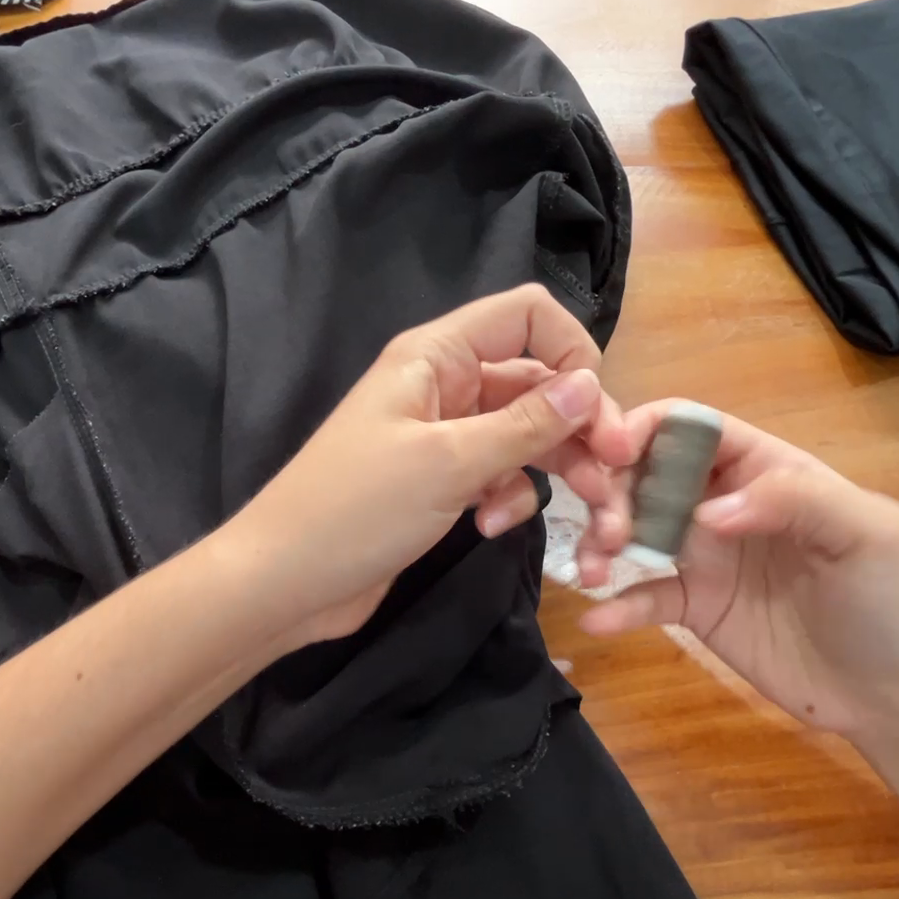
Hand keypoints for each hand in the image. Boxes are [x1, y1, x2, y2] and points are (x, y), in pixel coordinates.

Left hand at [218, 284, 632, 648]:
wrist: (285, 581)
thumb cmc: (357, 509)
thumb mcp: (447, 463)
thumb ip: (523, 423)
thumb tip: (588, 384)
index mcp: (435, 355)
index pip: (526, 316)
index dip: (572, 351)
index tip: (597, 410)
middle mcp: (441, 385)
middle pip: (533, 381)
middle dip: (576, 424)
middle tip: (612, 475)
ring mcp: (439, 436)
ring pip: (521, 433)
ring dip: (553, 468)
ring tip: (586, 511)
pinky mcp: (437, 482)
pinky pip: (494, 473)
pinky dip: (505, 498)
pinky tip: (490, 528)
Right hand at [580, 404, 898, 735]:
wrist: (897, 694)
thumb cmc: (893, 601)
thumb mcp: (870, 533)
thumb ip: (795, 500)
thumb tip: (706, 512)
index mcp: (761, 468)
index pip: (688, 427)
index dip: (640, 428)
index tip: (608, 456)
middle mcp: (720, 502)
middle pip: (643, 473)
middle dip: (610, 490)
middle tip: (608, 532)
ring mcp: (702, 556)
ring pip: (629, 529)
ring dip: (599, 542)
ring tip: (594, 573)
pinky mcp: (692, 607)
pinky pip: (642, 597)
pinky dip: (615, 606)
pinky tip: (598, 621)